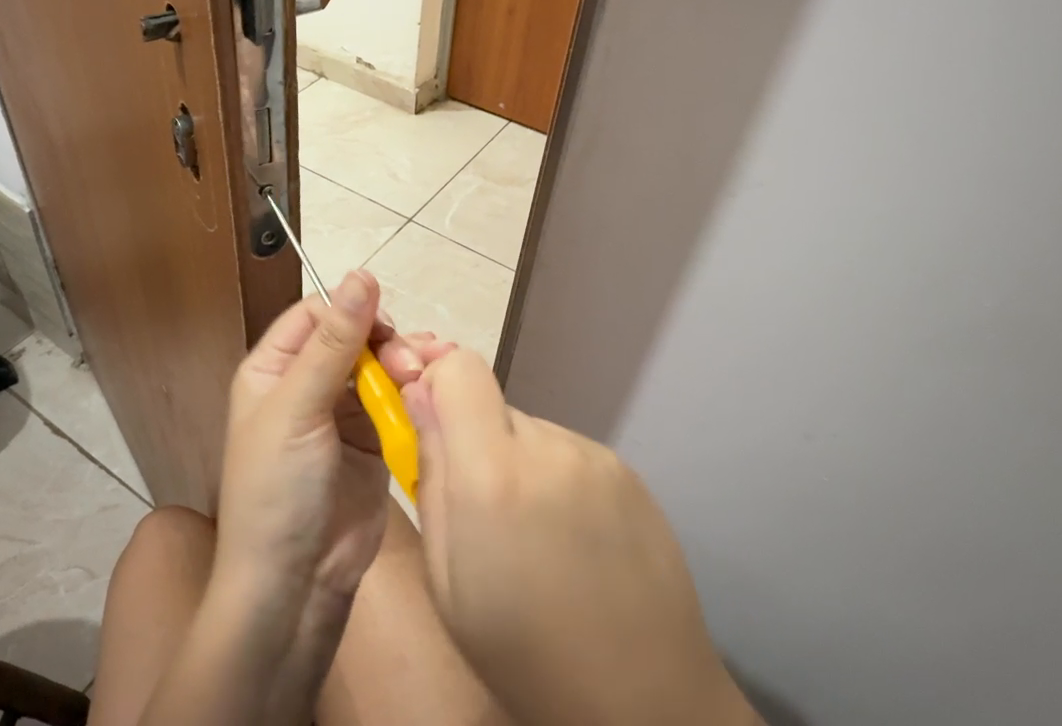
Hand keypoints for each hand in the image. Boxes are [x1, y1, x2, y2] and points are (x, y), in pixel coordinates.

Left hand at [215, 270, 451, 603]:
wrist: (295, 584)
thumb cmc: (278, 491)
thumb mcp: (297, 410)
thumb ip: (333, 343)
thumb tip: (361, 274)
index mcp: (272, 370)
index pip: (315, 315)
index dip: (350, 312)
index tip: (383, 328)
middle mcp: (306, 385)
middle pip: (353, 336)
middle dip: (384, 341)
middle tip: (409, 363)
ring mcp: (343, 414)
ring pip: (380, 366)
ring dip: (405, 363)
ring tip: (426, 373)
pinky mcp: (375, 442)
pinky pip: (398, 402)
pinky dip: (416, 393)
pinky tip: (435, 389)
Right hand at [401, 349, 758, 725]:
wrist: (642, 695)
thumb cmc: (521, 651)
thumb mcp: (445, 576)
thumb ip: (430, 473)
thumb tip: (418, 395)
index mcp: (494, 474)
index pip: (458, 367)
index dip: (434, 382)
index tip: (424, 422)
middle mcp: (550, 447)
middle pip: (493, 404)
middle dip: (472, 439)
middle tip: (478, 509)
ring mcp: (597, 458)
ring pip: (531, 430)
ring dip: (516, 461)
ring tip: (530, 535)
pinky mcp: (631, 473)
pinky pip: (570, 454)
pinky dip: (554, 478)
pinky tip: (568, 538)